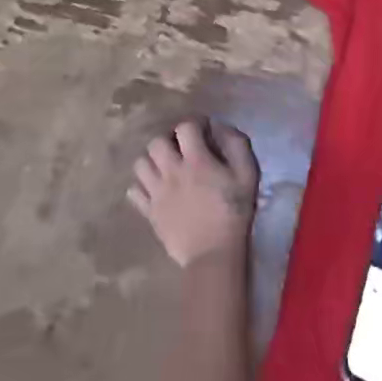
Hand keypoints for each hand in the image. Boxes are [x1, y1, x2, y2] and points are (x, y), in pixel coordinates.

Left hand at [127, 120, 258, 266]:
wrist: (213, 256)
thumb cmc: (233, 213)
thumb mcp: (247, 175)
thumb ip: (236, 145)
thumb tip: (220, 127)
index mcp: (195, 160)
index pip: (185, 127)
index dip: (194, 124)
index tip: (204, 132)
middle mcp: (171, 171)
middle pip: (156, 142)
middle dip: (168, 140)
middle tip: (181, 150)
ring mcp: (156, 192)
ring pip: (140, 164)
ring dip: (152, 161)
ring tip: (165, 168)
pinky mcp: (148, 212)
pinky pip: (133, 191)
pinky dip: (141, 187)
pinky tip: (155, 190)